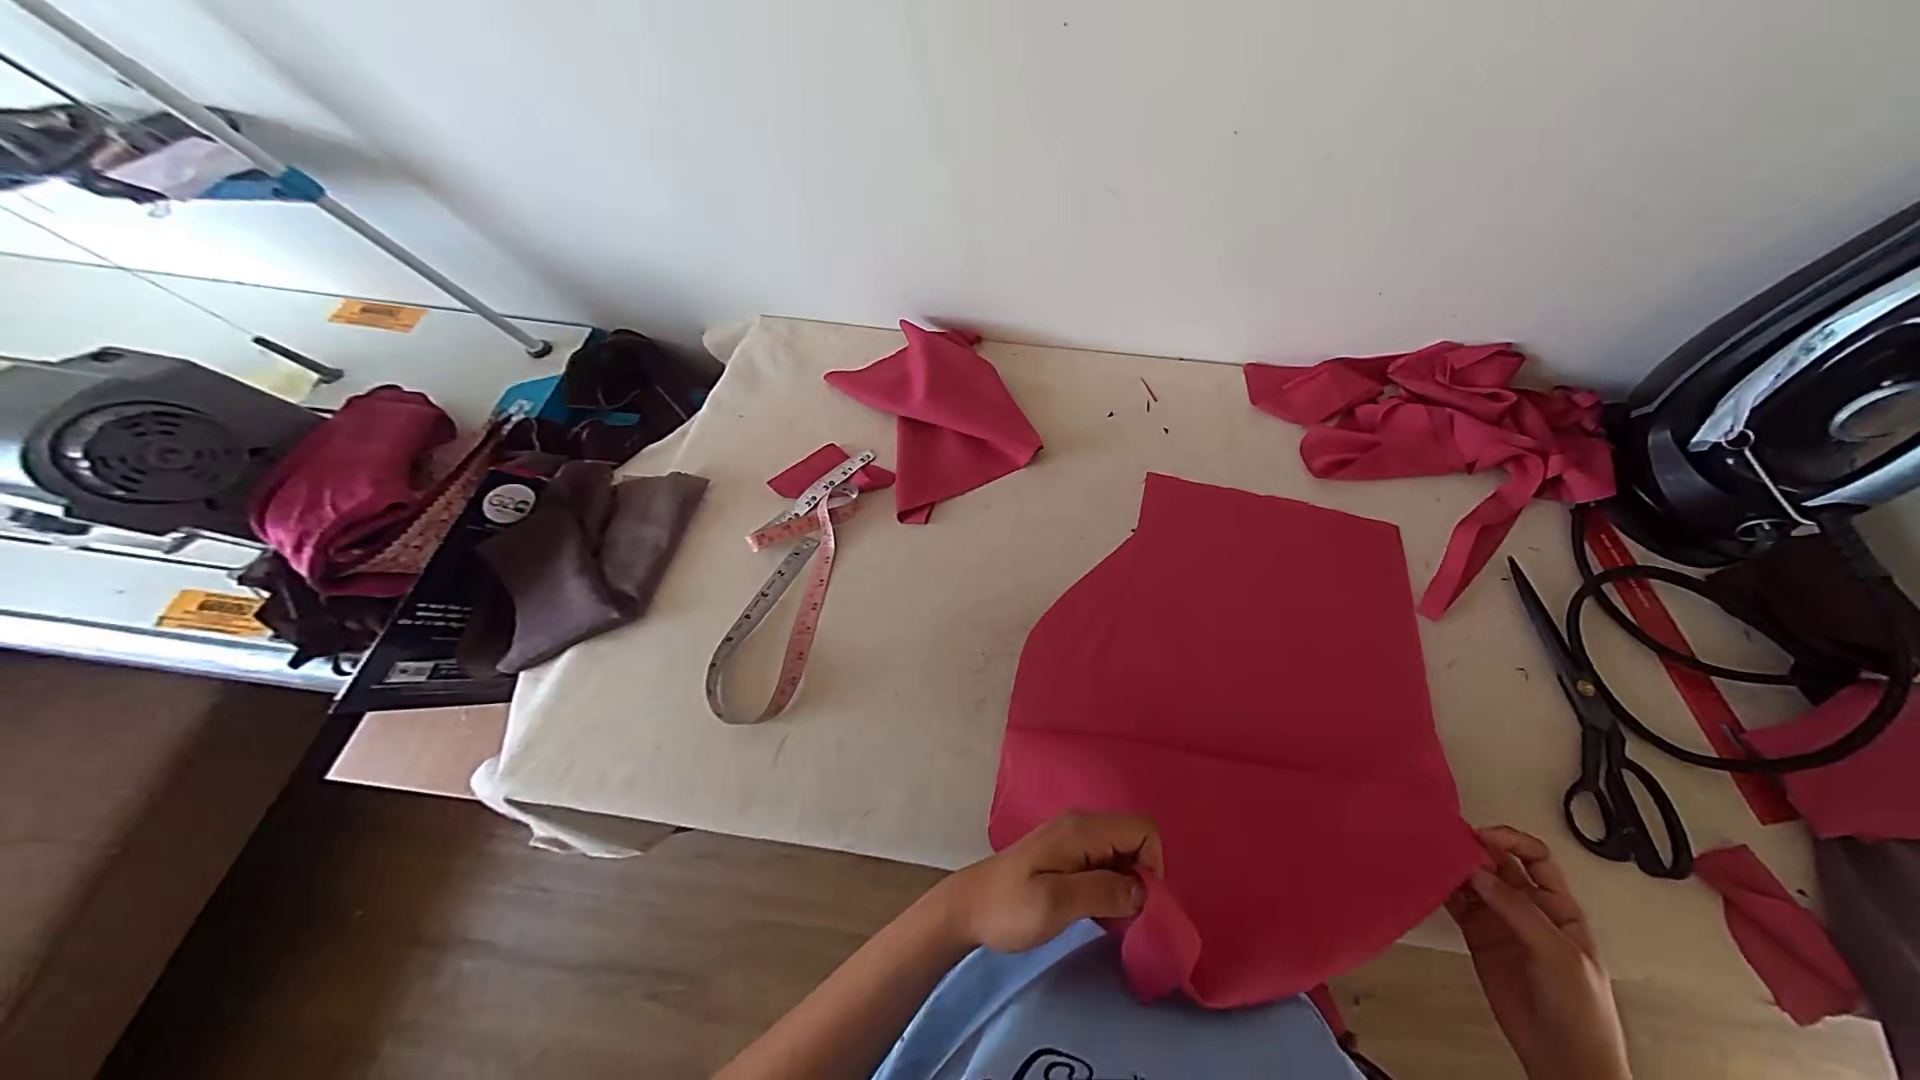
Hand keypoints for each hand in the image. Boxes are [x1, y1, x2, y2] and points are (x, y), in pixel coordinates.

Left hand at [931, 811, 1161, 953]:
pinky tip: (1093, 914)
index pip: (1144, 829)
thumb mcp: (1056, 903)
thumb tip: (1143, 890)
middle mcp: (1082, 826)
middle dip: (1140, 880)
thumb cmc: (1008, 906)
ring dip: (1124, 889)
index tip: (1137, 903)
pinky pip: (1105, 867)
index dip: (1151, 865)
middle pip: (1135, 842)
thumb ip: (1103, 892)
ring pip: (1122, 857)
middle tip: (1121, 917)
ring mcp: (1073, 840)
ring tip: (1105, 920)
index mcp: (1082, 829)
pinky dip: (1109, 890)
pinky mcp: (1066, 857)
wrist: (967, 908)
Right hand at [1446, 826, 1631, 1079]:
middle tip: (1447, 841)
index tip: (1481, 836)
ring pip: (1473, 880)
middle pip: (1498, 863)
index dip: (1511, 840)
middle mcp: (1527, 907)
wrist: (1563, 1057)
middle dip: (1475, 848)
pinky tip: (1427, 880)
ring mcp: (1500, 921)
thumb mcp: (1559, 956)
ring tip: (1431, 856)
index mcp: (1559, 907)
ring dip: (1453, 866)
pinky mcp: (1477, 935)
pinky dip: (1440, 888)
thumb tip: (1478, 872)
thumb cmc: (1581, 1009)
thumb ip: (1519, 911)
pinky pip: (1456, 902)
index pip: (1535, 858)